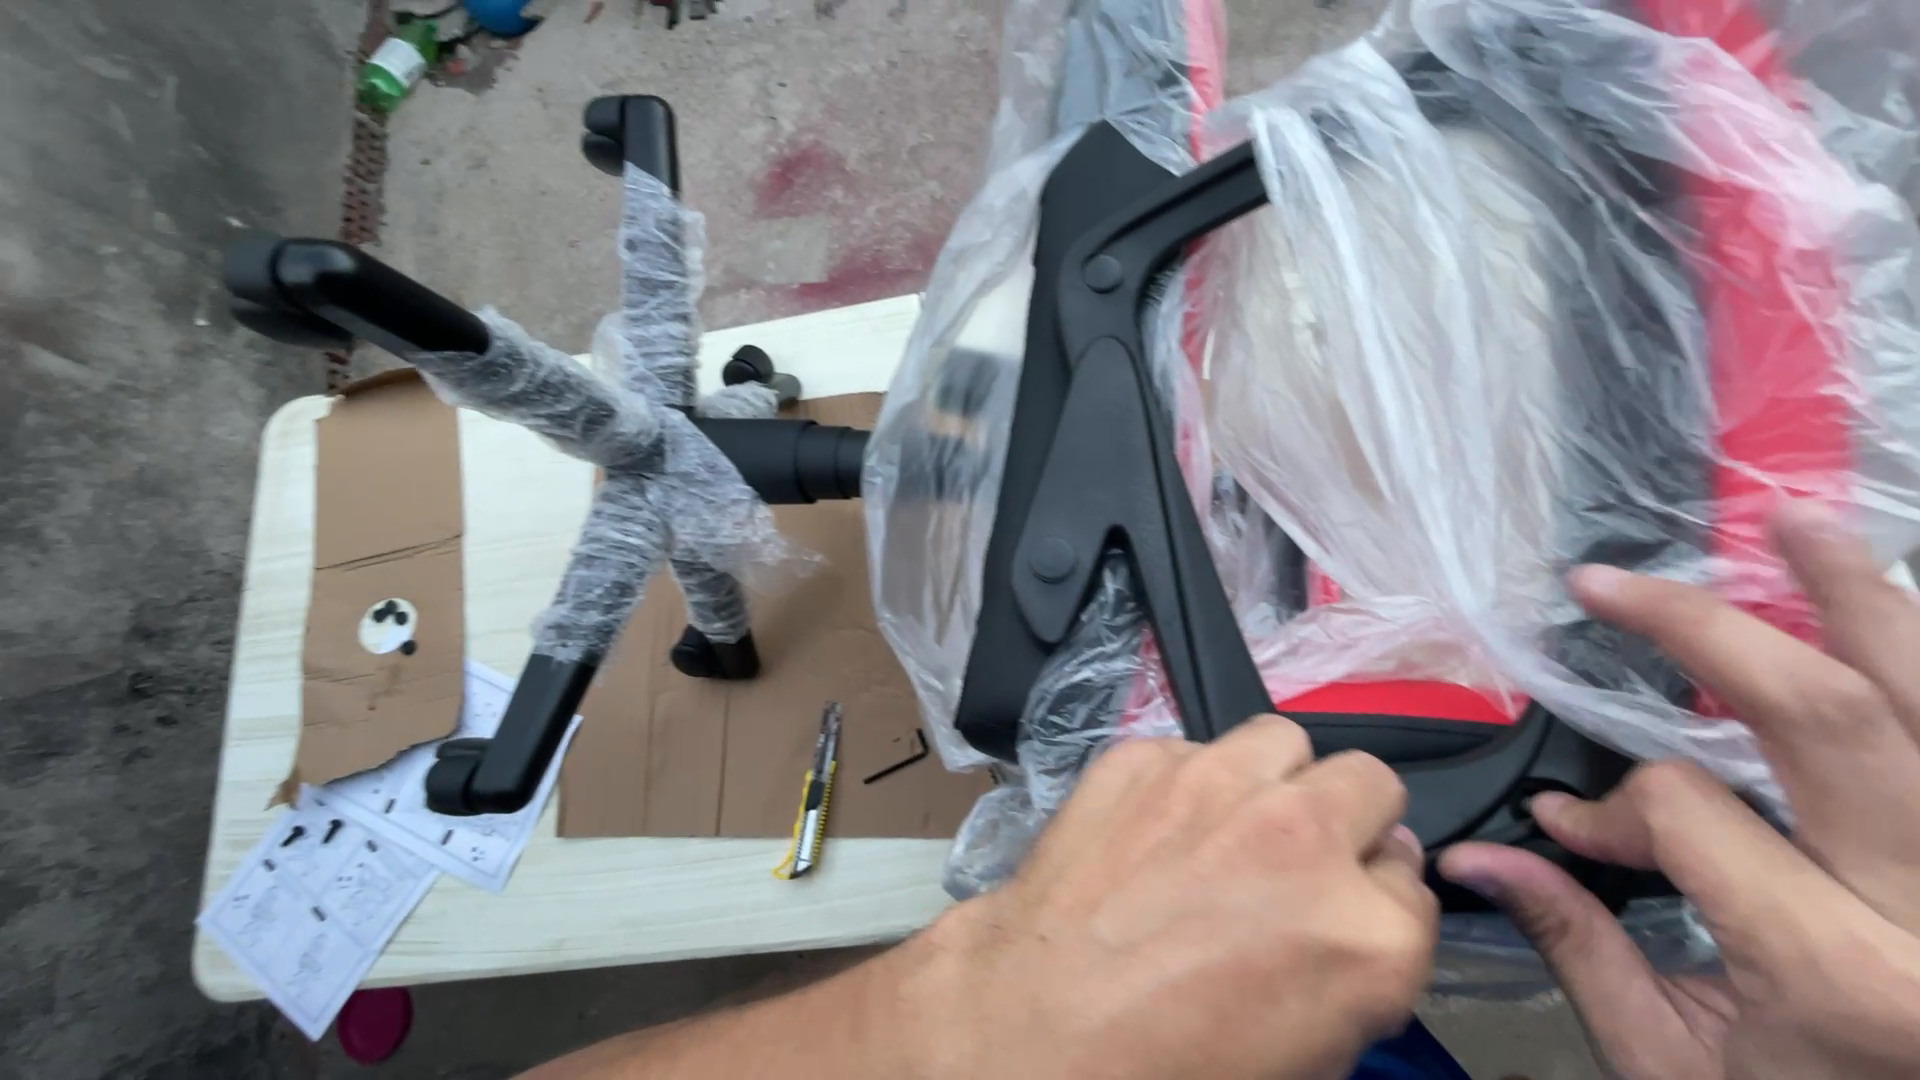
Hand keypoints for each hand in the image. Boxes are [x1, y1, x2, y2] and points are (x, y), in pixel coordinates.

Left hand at [904, 715, 1436, 1079]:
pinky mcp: (1142, 757)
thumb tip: (1370, 884)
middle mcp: (1303, 835)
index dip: (1372, 890)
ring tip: (1227, 818)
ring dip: (1269, 777)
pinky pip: (1189, 747)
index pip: (1410, 875)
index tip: (1337, 902)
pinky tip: (1150, 821)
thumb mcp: (1313, 1047)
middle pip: (1367, 781)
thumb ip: (1364, 955)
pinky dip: (1182, 780)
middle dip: (1343, 815)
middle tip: (1291, 851)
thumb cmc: (1180, 1062)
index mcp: (1369, 931)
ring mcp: (1216, 782)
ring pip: (1280, 741)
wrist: (1041, 1019)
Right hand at [1440, 502, 1919, 1079]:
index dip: (1607, 812)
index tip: (1571, 834)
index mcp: (1841, 973)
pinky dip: (1918, 664)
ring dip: (1857, 598)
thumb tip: (1476, 856)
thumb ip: (1578, 945)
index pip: (1685, 815)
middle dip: (1697, 629)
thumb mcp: (1673, 1062)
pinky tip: (1879, 616)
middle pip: (1819, 715)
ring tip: (1790, 523)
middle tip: (1611, 585)